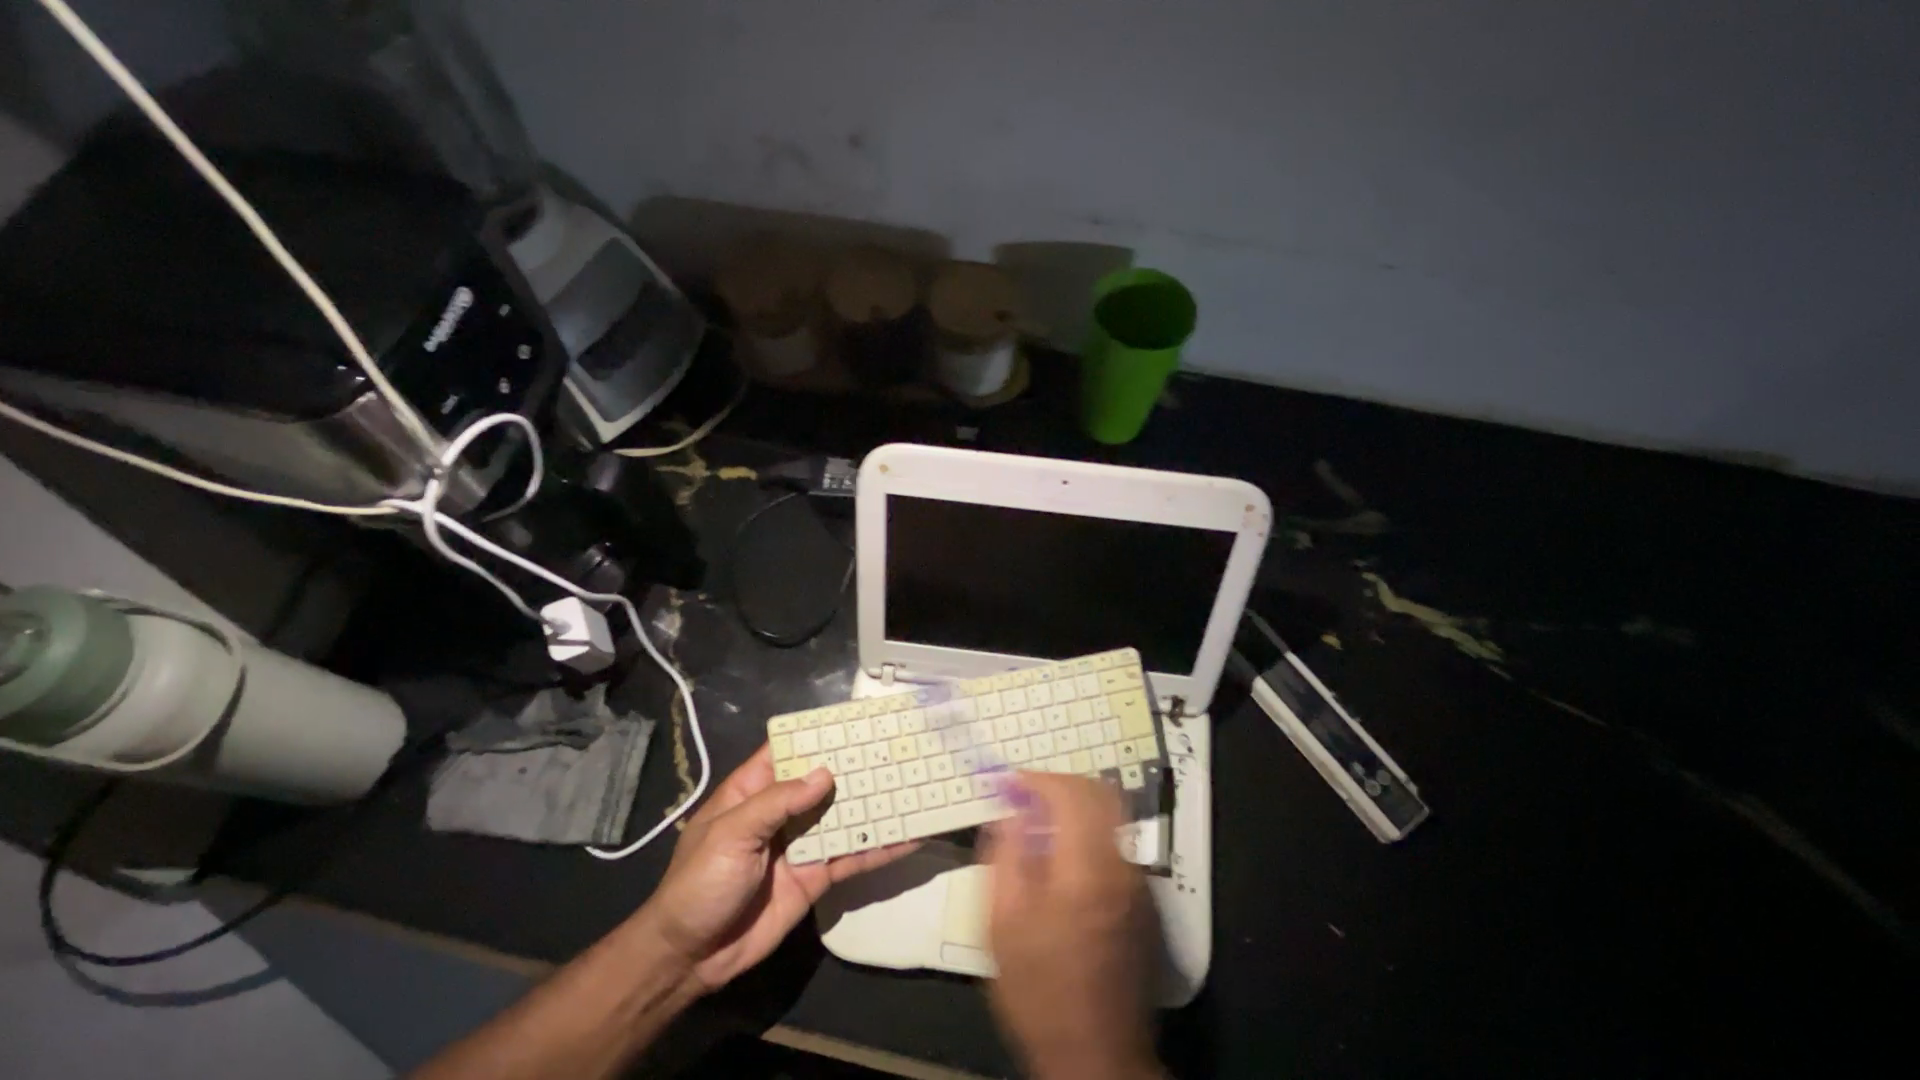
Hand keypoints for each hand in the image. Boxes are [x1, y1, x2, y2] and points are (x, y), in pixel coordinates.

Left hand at [635, 744, 916, 992]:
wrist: (691, 957)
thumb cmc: (699, 884)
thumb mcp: (731, 834)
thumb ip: (778, 803)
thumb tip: (825, 774)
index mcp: (750, 794)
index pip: (784, 753)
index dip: (814, 736)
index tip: (852, 720)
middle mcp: (779, 815)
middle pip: (821, 783)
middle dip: (854, 768)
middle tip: (897, 749)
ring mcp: (800, 846)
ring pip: (842, 818)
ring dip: (873, 806)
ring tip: (913, 786)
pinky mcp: (815, 879)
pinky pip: (851, 858)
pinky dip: (879, 850)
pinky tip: (909, 839)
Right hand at [982, 773, 1160, 1079]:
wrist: (1094, 1055)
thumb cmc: (1038, 991)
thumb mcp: (1001, 923)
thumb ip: (1006, 855)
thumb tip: (1011, 810)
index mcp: (1086, 869)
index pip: (1072, 793)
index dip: (1037, 779)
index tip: (1008, 784)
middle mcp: (1122, 868)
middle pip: (1101, 795)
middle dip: (1059, 786)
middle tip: (1023, 798)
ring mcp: (1139, 887)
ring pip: (1112, 820)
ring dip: (1074, 810)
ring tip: (1036, 830)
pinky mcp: (1144, 905)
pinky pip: (1116, 849)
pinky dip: (1088, 836)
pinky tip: (1059, 864)